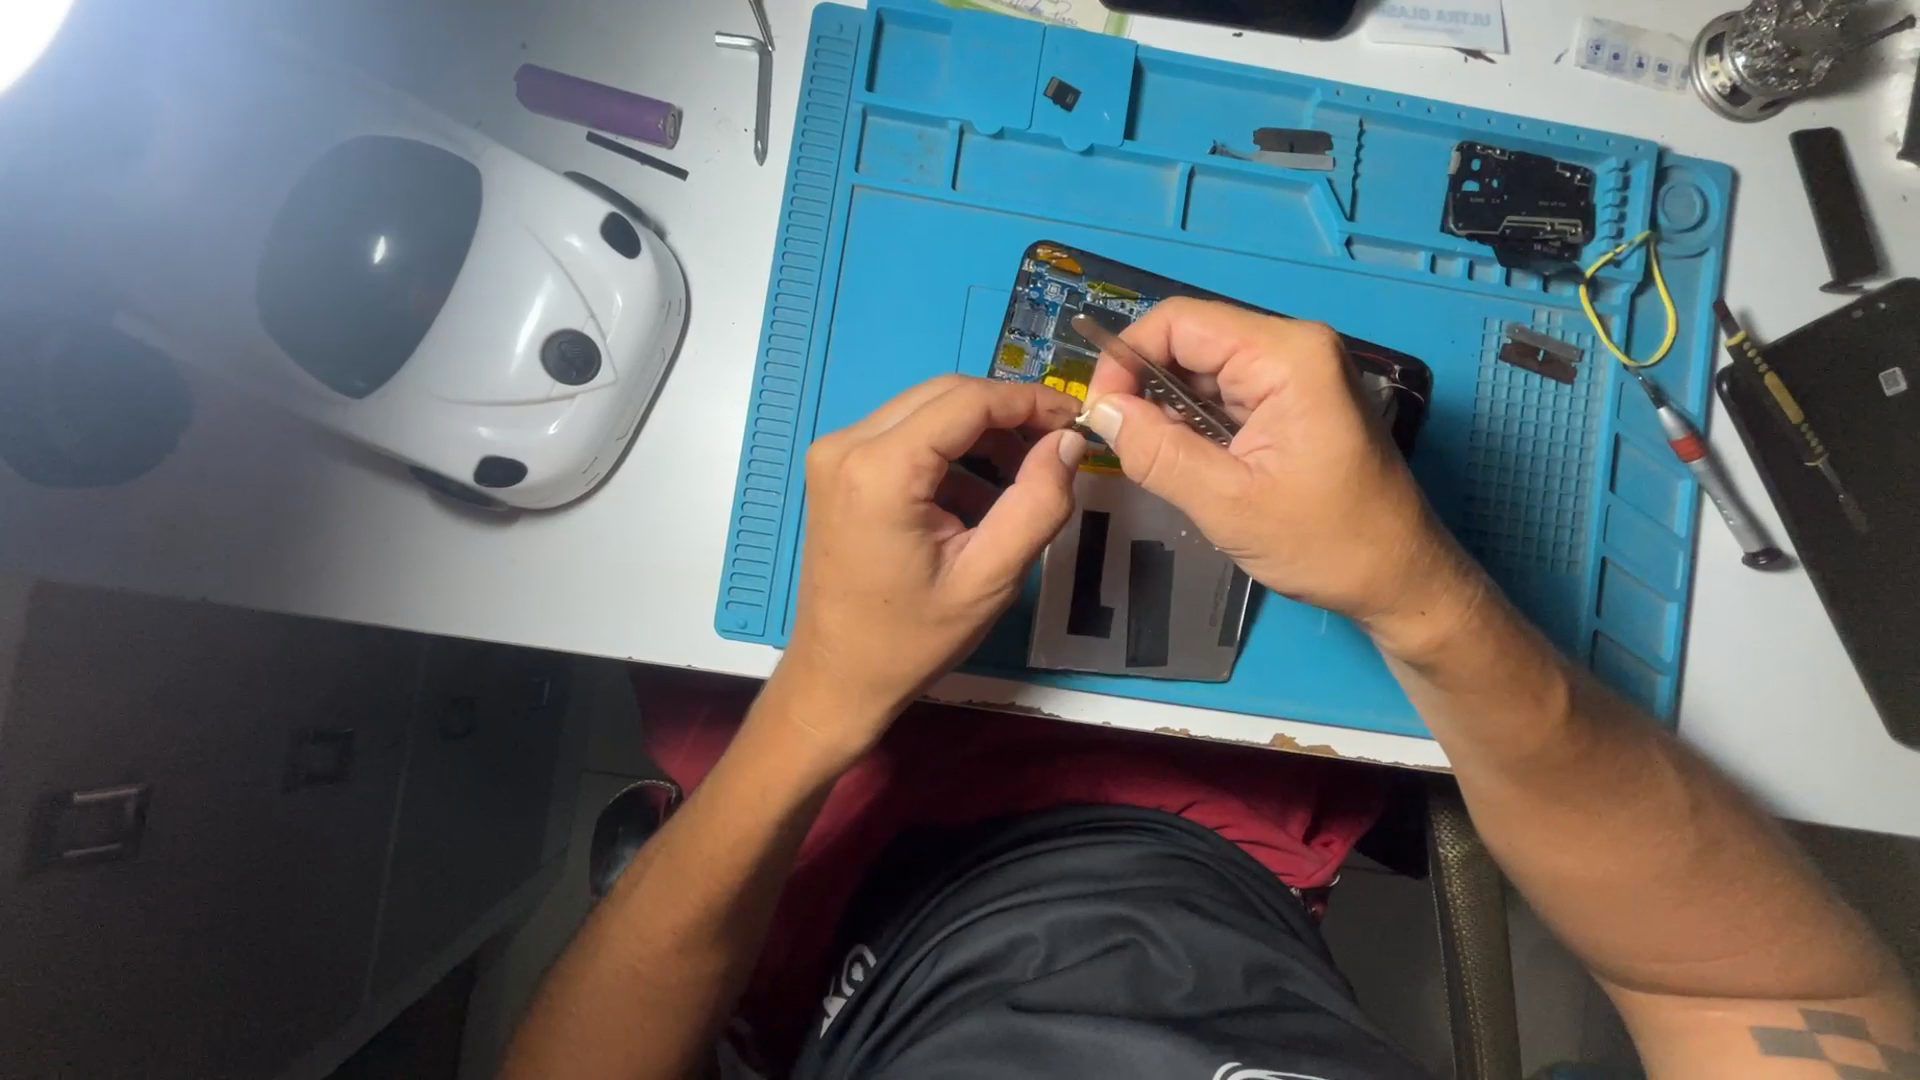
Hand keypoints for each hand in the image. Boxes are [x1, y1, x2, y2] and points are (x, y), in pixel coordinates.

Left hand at [775, 375, 1084, 766]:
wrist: (839, 676)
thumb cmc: (911, 639)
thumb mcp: (990, 579)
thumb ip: (1037, 504)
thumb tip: (1067, 441)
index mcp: (880, 469)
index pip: (967, 400)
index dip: (1028, 401)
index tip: (1074, 420)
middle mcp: (847, 444)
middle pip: (945, 395)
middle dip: (1007, 414)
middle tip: (1055, 448)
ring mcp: (836, 454)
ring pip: (927, 410)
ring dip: (980, 434)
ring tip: (1021, 481)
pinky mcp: (838, 468)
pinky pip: (906, 435)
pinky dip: (950, 453)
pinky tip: (978, 497)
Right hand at [1079, 297, 1483, 657]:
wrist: (1399, 580)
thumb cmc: (1326, 543)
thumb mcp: (1228, 503)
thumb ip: (1157, 453)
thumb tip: (1100, 412)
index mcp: (1286, 356)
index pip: (1179, 323)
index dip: (1126, 358)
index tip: (1100, 413)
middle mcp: (1292, 350)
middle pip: (1189, 343)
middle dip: (1143, 388)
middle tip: (1121, 445)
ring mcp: (1294, 375)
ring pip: (1201, 373)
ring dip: (1166, 412)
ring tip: (1154, 460)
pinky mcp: (1291, 403)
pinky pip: (1222, 397)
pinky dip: (1191, 425)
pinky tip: (1185, 461)